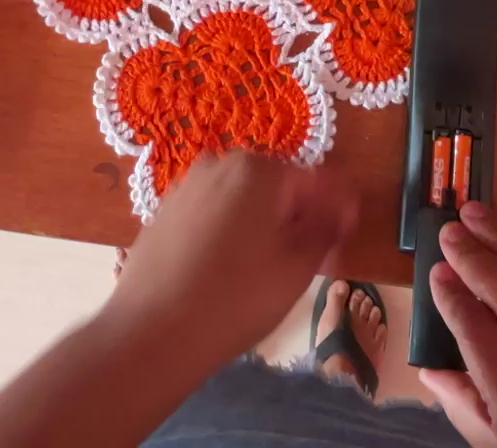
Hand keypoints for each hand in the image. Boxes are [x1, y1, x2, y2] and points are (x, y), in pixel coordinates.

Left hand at [100, 152, 357, 364]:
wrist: (150, 333)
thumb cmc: (235, 298)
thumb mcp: (297, 266)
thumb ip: (327, 227)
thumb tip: (345, 203)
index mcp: (260, 168)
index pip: (315, 182)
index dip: (333, 214)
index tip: (336, 249)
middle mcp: (222, 163)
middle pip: (276, 187)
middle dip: (294, 219)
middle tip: (299, 266)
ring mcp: (188, 185)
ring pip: (242, 201)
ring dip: (259, 226)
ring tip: (260, 274)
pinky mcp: (164, 212)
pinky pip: (211, 214)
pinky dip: (225, 234)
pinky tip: (222, 274)